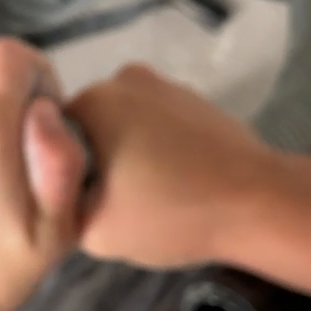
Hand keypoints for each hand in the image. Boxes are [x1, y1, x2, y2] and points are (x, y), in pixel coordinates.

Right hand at [67, 64, 279, 268]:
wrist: (258, 204)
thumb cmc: (171, 213)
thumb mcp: (93, 231)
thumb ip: (63, 204)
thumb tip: (66, 189)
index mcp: (93, 101)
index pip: (52, 134)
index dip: (64, 171)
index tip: (87, 199)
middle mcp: (124, 79)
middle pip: (92, 124)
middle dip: (98, 156)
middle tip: (119, 200)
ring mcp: (166, 85)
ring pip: (127, 122)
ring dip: (131, 150)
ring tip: (155, 193)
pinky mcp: (197, 99)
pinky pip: (161, 122)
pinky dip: (163, 146)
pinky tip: (181, 180)